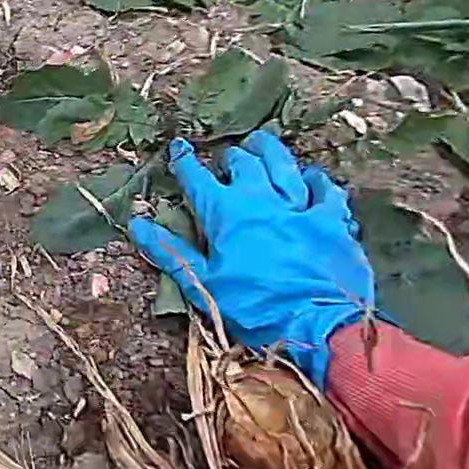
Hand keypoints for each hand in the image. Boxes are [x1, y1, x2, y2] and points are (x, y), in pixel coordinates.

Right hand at [128, 133, 373, 384]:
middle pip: (244, 163)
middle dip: (231, 156)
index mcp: (225, 213)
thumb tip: (136, 224)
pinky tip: (312, 177)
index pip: (197, 178)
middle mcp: (261, 199)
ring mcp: (299, 206)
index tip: (178, 148)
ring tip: (262, 142)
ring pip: (283, 165)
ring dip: (270, 152)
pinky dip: (316, 181)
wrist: (319, 326)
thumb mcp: (203, 283)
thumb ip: (169, 250)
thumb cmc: (253, 307)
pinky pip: (326, 191)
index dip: (184, 161)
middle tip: (226, 158)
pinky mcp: (332, 221)